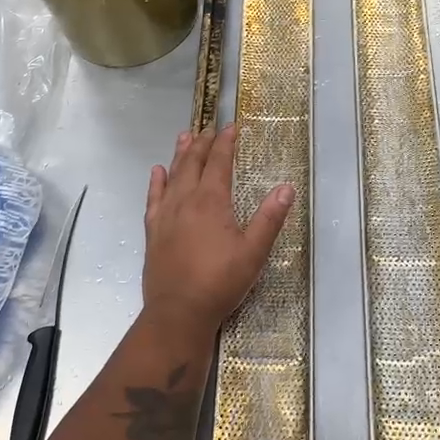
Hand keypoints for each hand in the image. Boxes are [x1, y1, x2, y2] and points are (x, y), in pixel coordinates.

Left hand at [141, 125, 294, 333]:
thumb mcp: (254, 252)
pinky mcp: (153, 231)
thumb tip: (286, 187)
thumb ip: (270, 218)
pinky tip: (157, 172)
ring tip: (184, 135)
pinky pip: (153, 198)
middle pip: (193, 163)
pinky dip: (156, 182)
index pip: (219, 162)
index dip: (225, 143)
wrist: (178, 311)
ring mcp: (166, 215)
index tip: (231, 127)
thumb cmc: (220, 282)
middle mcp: (185, 200)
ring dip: (180, 154)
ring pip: (172, 175)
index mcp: (211, 201)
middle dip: (203, 143)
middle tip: (209, 128)